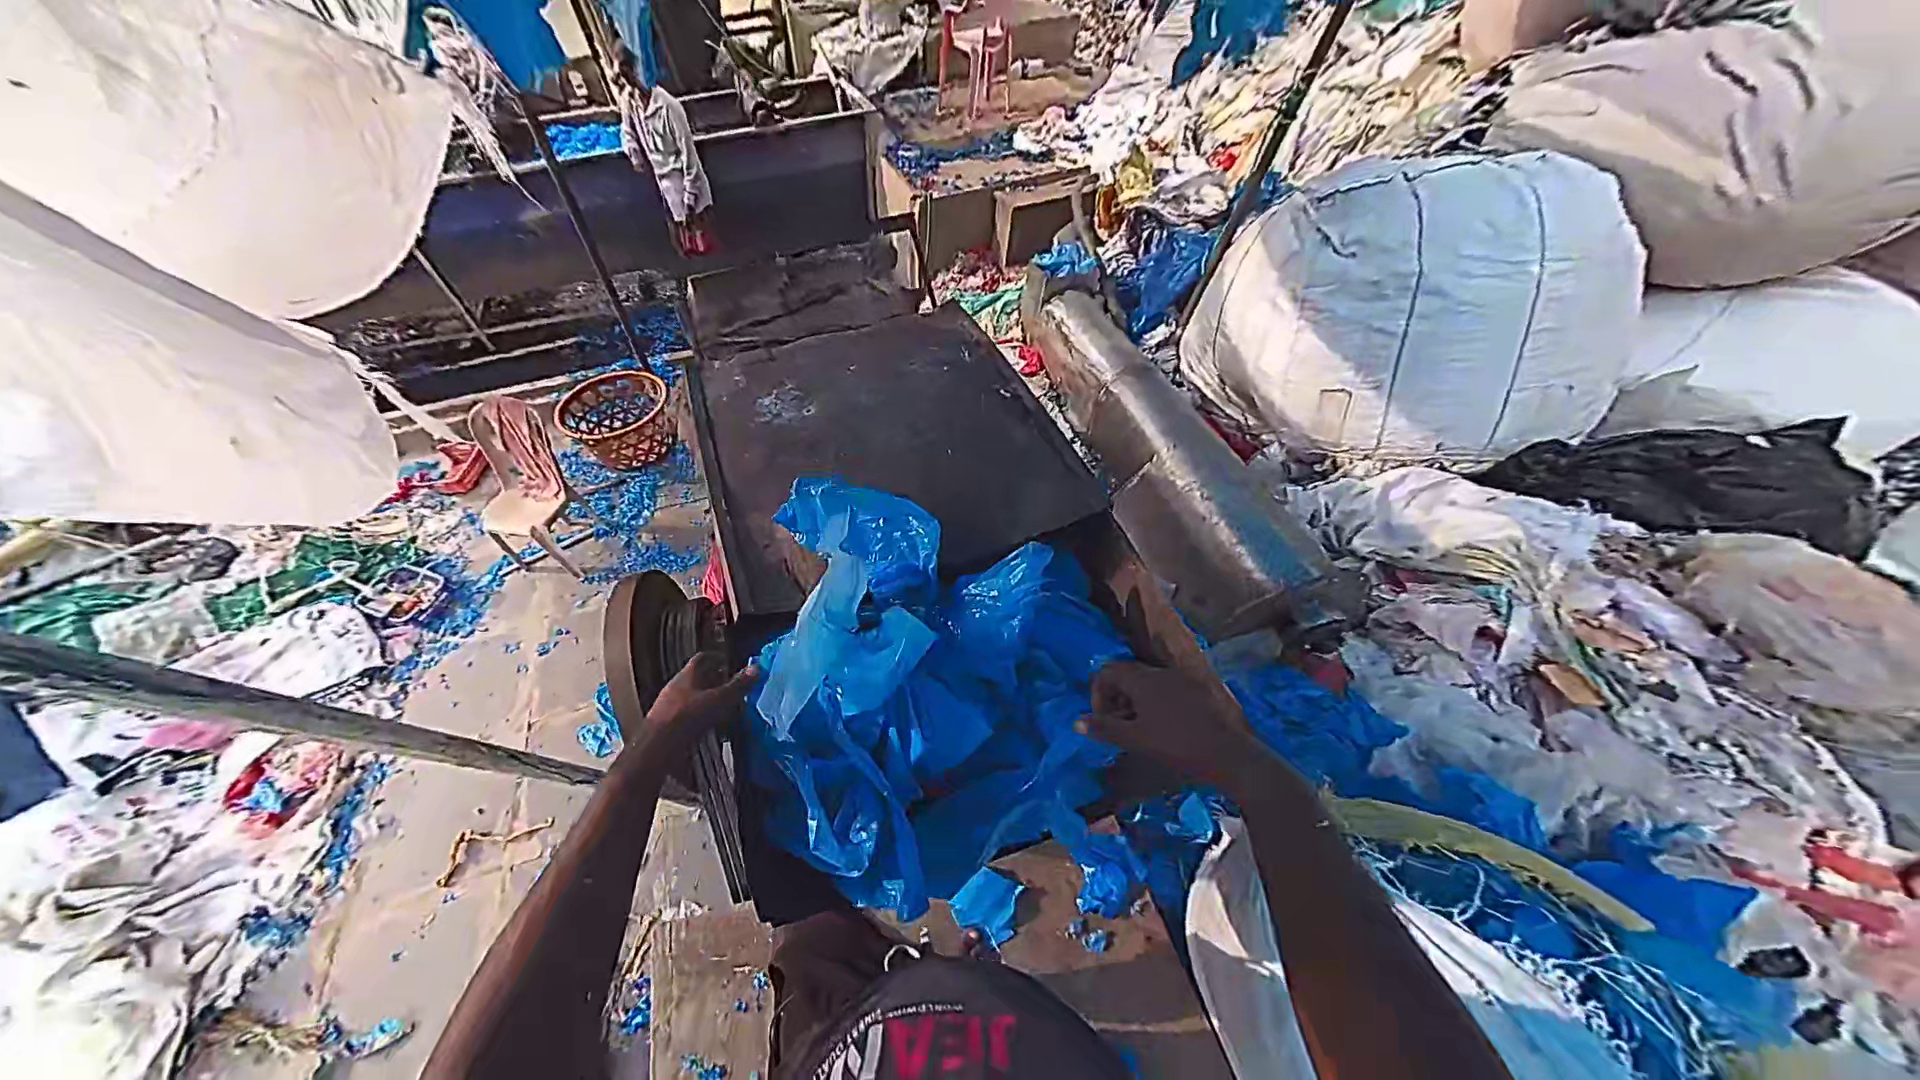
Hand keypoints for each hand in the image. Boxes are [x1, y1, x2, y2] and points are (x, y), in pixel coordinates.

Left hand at [635, 652, 757, 756]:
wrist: (658, 750)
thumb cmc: (688, 717)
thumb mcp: (720, 699)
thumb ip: (738, 685)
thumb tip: (757, 669)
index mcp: (686, 676)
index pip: (703, 659)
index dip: (718, 658)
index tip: (732, 663)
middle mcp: (676, 689)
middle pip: (698, 679)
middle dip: (717, 682)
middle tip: (735, 687)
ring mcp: (670, 709)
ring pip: (694, 699)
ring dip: (710, 702)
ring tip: (728, 709)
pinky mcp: (668, 728)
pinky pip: (690, 718)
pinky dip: (704, 721)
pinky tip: (715, 731)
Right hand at [1076, 661, 1284, 797]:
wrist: (1230, 755)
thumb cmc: (1177, 746)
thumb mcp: (1136, 740)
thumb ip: (1104, 729)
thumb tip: (1077, 721)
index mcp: (1142, 680)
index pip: (1107, 671)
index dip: (1097, 692)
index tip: (1101, 718)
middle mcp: (1161, 672)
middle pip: (1127, 674)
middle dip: (1116, 697)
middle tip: (1117, 725)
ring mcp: (1183, 679)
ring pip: (1148, 682)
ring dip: (1136, 701)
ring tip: (1139, 729)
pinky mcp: (1199, 691)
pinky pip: (1168, 689)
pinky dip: (1156, 702)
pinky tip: (1164, 727)